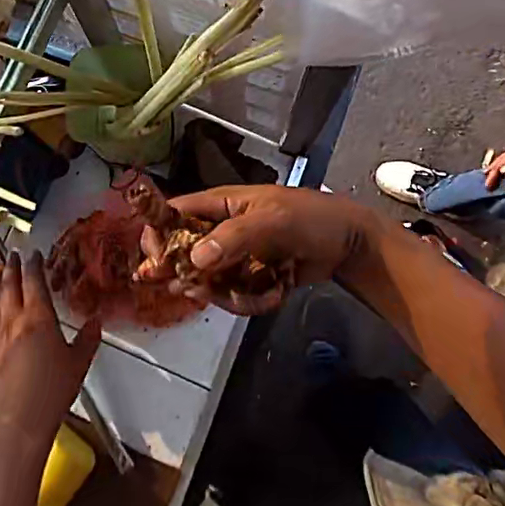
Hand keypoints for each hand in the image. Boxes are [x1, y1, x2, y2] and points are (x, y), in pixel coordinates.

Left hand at [0, 251, 101, 447]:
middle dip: (12, 267)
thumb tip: (96, 322)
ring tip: (0, 268)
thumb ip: (88, 339)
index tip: (35, 253)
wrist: (16, 423)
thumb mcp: (78, 363)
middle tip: (13, 253)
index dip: (34, 265)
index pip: (34, 282)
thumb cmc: (51, 392)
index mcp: (38, 319)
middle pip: (10, 286)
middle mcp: (14, 322)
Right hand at [134, 185, 377, 315]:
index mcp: (220, 205)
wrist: (347, 243)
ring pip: (208, 282)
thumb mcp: (273, 220)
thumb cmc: (310, 218)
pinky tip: (272, 294)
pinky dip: (248, 300)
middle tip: (195, 290)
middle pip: (183, 254)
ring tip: (251, 292)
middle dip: (188, 276)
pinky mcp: (248, 277)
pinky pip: (232, 295)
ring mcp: (234, 256)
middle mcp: (221, 230)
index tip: (157, 263)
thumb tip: (195, 259)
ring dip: (224, 293)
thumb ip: (234, 236)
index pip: (173, 215)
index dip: (158, 235)